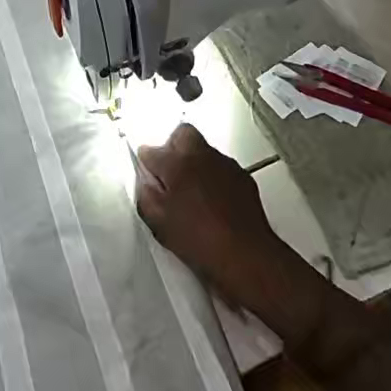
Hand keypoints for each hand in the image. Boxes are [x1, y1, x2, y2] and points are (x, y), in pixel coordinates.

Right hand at [135, 124, 290, 305]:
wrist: (245, 256)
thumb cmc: (199, 240)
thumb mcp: (158, 222)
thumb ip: (146, 195)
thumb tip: (146, 184)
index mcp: (175, 163)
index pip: (151, 149)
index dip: (146, 160)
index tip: (146, 170)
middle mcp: (202, 156)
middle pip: (183, 134)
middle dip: (172, 145)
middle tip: (168, 169)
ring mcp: (225, 165)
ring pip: (204, 149)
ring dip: (194, 160)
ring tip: (191, 189)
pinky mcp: (243, 178)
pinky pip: (222, 167)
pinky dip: (214, 176)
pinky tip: (212, 200)